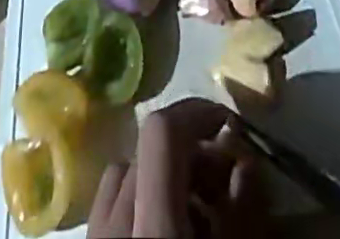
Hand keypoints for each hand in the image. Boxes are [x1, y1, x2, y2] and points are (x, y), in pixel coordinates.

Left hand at [88, 99, 264, 237]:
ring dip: (165, 175)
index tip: (226, 123)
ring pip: (127, 172)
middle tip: (226, 179)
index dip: (196, 113)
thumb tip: (245, 160)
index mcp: (152, 224)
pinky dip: (140, 198)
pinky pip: (110, 203)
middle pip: (149, 152)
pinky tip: (168, 227)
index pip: (162, 132)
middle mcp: (114, 223)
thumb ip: (242, 207)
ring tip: (198, 209)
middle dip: (192, 152)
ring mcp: (94, 237)